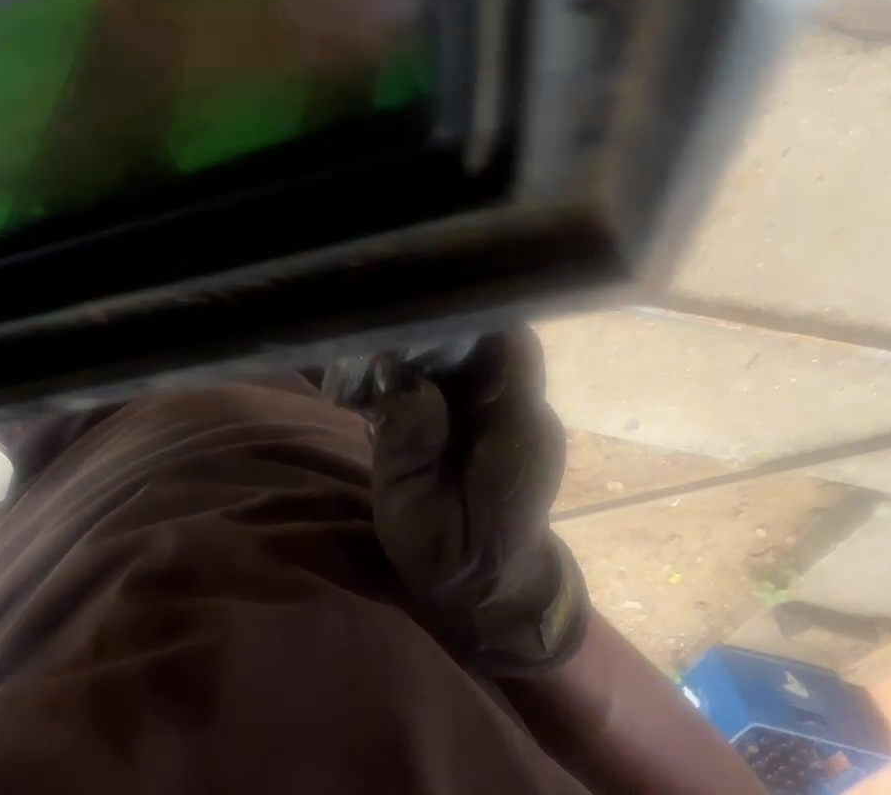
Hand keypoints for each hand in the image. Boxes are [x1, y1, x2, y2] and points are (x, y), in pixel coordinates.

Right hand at [353, 328, 586, 673]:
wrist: (485, 591)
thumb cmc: (449, 556)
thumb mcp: (412, 506)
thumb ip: (410, 442)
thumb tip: (406, 380)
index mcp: (515, 430)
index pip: (508, 345)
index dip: (466, 315)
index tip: (414, 300)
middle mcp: (520, 410)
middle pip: (486, 339)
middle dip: (432, 325)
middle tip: (375, 319)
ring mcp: (507, 413)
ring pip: (470, 352)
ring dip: (422, 342)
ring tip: (370, 340)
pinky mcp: (487, 419)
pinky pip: (460, 375)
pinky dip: (423, 364)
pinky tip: (383, 368)